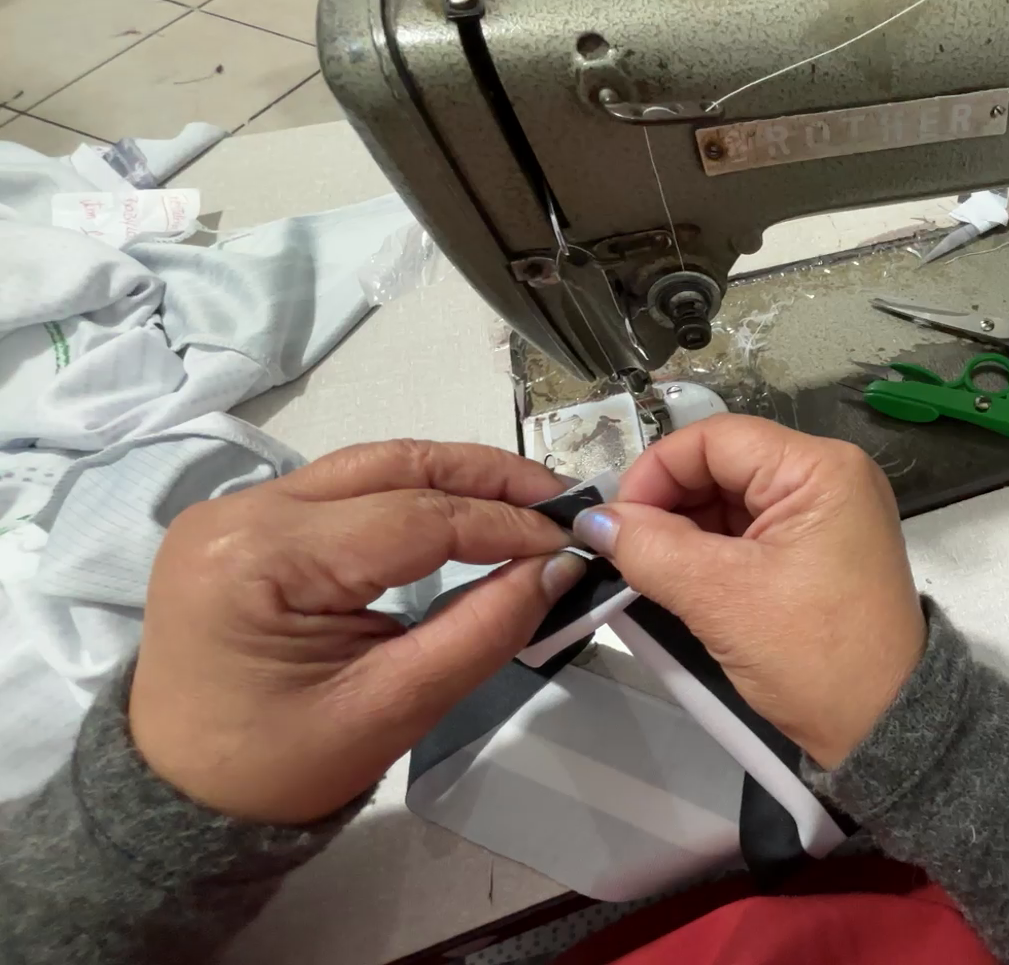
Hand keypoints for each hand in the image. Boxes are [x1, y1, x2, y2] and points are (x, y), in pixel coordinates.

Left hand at [130, 441, 586, 824]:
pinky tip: (478, 510)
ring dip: (471, 477)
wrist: (181, 797)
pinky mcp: (262, 518)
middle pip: (403, 465)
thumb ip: (491, 625)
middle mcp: (246, 513)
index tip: (576, 542)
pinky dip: (434, 490)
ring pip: (388, 462)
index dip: (510, 525)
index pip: (420, 518)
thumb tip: (565, 565)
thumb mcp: (402, 703)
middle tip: (568, 501)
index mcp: (263, 561)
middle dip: (497, 478)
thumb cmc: (284, 762)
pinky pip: (367, 483)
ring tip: (536, 501)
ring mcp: (246, 508)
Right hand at [571, 416, 924, 767]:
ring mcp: (827, 513)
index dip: (657, 470)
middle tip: (621, 549)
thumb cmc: (814, 654)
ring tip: (644, 569)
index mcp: (821, 468)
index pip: (718, 438)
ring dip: (685, 532)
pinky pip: (751, 532)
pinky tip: (677, 578)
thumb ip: (651, 548)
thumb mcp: (723, 597)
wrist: (882, 721)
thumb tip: (597, 519)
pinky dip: (711, 552)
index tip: (615, 519)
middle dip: (668, 504)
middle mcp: (829, 477)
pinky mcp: (818, 547)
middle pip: (725, 466)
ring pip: (733, 500)